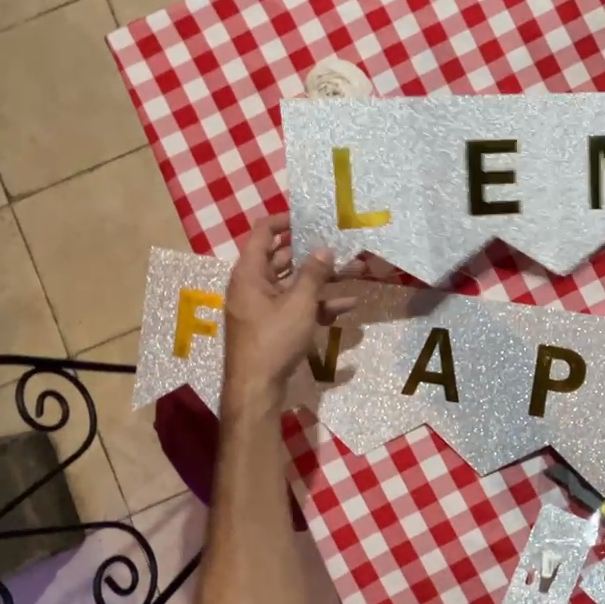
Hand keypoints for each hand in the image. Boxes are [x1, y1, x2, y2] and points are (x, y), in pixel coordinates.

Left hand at [221, 215, 356, 415]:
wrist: (256, 387)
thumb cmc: (273, 339)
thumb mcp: (299, 304)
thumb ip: (313, 274)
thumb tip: (324, 249)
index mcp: (249, 273)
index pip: (263, 233)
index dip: (284, 221)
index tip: (310, 216)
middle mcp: (253, 285)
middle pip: (283, 258)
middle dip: (314, 253)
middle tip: (341, 244)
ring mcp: (263, 306)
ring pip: (295, 284)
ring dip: (323, 279)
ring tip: (355, 272)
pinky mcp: (274, 325)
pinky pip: (297, 306)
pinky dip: (318, 304)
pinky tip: (347, 306)